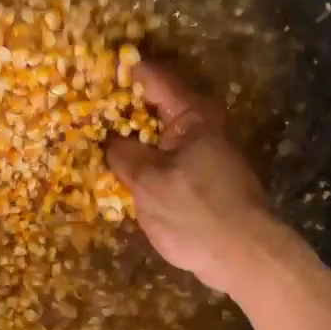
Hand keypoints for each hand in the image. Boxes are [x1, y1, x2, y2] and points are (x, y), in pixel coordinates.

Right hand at [106, 63, 308, 297]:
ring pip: (163, 136)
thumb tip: (107, 141)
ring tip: (99, 144)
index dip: (122, 74)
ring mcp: (208, 154)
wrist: (242, 255)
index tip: (93, 76)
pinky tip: (126, 175)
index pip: (154, 77)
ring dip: (135, 139)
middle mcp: (204, 126)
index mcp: (193, 115)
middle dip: (124, 109)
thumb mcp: (148, 182)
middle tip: (88, 114)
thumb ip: (123, 155)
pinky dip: (149, 162)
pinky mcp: (207, 180)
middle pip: (158, 106)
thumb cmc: (194, 213)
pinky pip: (170, 160)